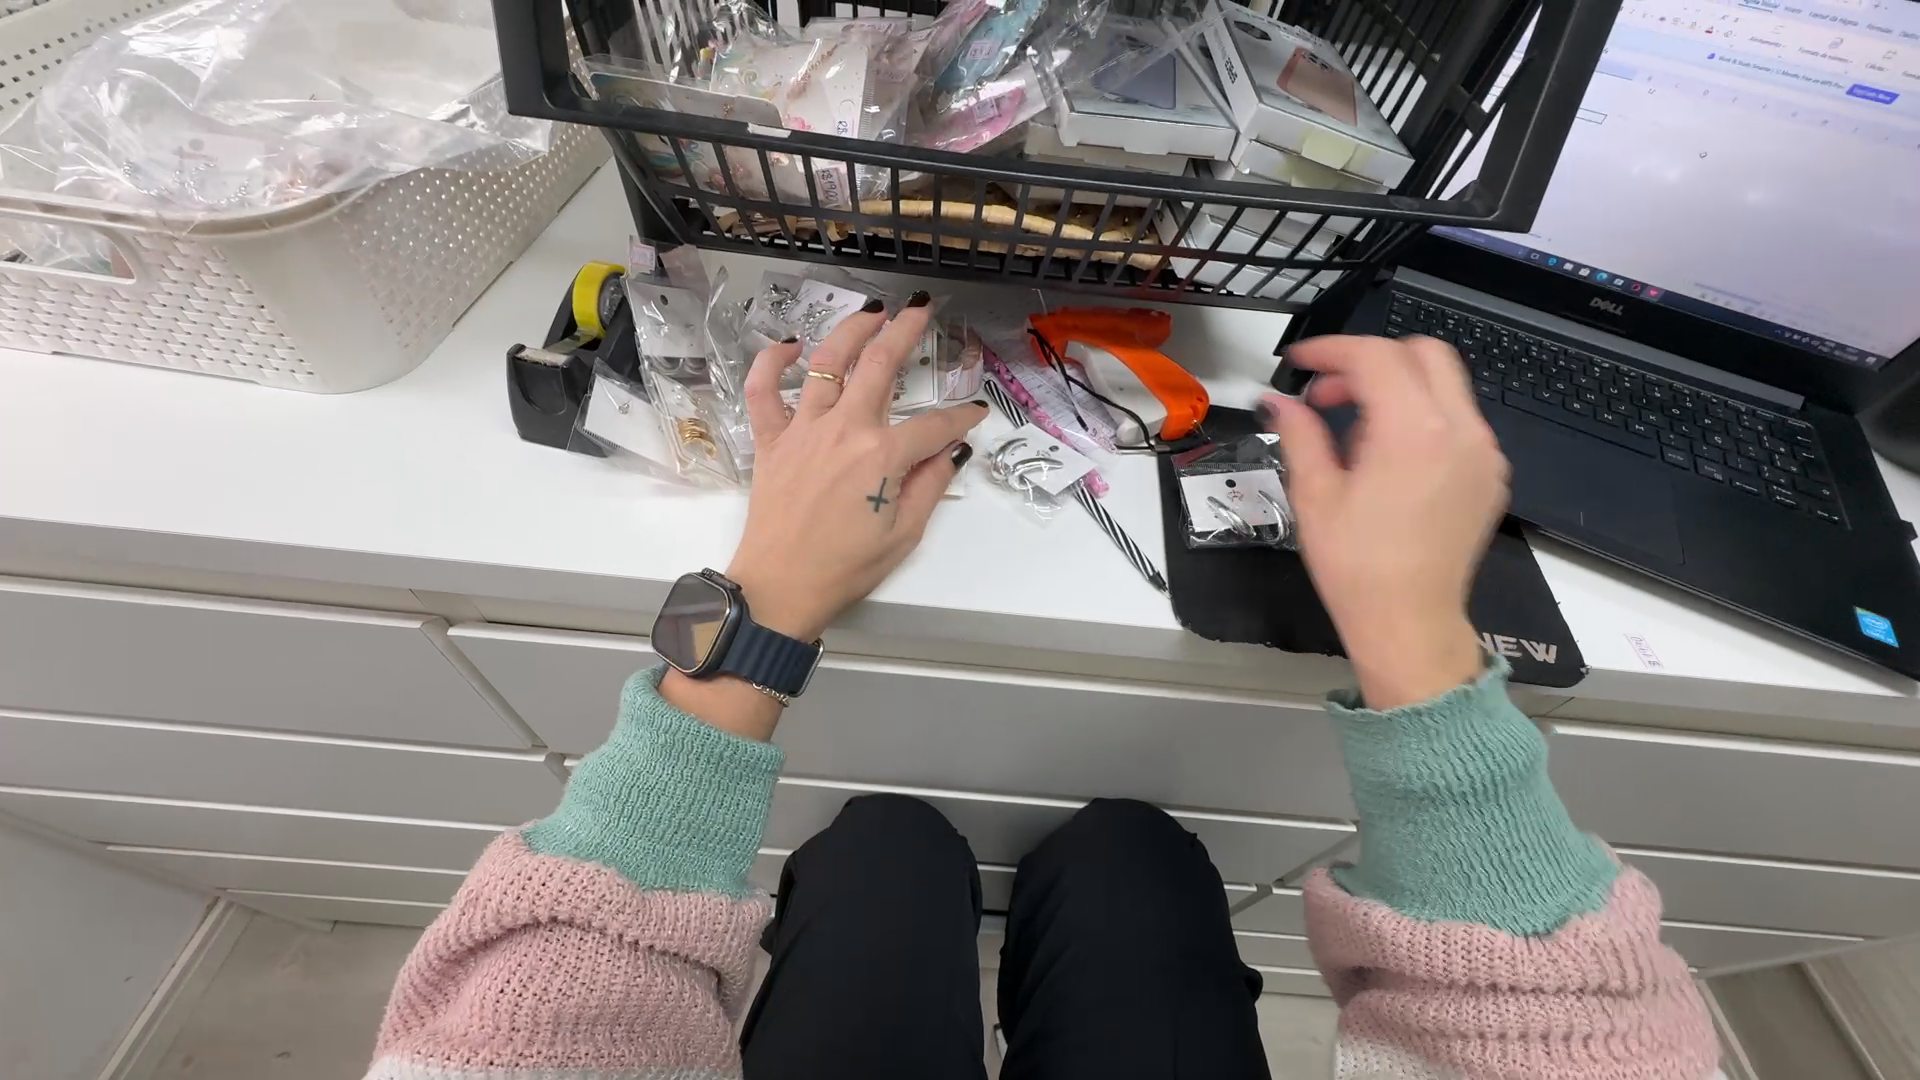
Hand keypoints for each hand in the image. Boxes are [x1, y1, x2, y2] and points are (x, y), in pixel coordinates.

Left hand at [726, 293, 989, 640]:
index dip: (962, 417)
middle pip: (880, 365)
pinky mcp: (772, 440)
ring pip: (828, 363)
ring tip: (872, 311)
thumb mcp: (904, 533)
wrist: (781, 588)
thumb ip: (931, 484)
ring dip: (852, 330)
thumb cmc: (847, 568)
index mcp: (883, 456)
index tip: (976, 413)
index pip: (935, 425)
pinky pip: (764, 390)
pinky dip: (774, 362)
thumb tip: (952, 449)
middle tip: (922, 308)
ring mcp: (803, 430)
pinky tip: (792, 346)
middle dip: (906, 331)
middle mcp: (844, 429)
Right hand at [1259, 335, 1509, 708]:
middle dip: (1367, 361)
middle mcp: (1460, 432)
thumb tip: (1279, 403)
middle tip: (1324, 396)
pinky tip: (1384, 456)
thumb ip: (1299, 434)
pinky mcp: (1489, 474)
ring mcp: (1483, 453)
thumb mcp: (1313, 495)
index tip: (1299, 362)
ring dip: (1394, 387)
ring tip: (1349, 432)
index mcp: (1412, 433)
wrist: (1408, 621)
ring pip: (1443, 384)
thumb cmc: (1355, 566)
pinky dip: (1418, 415)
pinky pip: (1456, 420)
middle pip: (1422, 353)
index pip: (1375, 357)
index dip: (1331, 350)